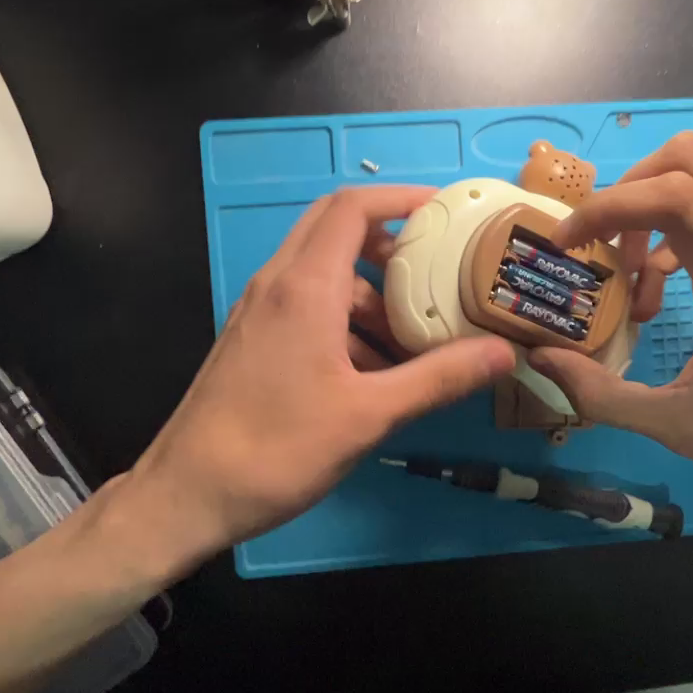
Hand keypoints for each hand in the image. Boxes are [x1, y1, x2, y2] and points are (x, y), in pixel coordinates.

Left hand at [110, 187, 515, 573]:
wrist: (187, 493)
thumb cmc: (276, 448)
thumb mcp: (369, 415)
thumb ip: (438, 378)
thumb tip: (505, 352)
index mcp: (304, 286)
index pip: (352, 208)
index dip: (401, 198)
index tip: (445, 211)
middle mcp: (278, 284)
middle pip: (336, 231)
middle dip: (390, 244)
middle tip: (436, 271)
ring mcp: (260, 311)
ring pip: (324, 276)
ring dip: (371, 296)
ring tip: (415, 342)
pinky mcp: (253, 339)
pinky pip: (308, 308)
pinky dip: (346, 323)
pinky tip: (374, 374)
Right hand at [528, 133, 692, 544]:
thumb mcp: (676, 427)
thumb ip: (600, 392)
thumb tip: (538, 360)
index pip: (675, 198)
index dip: (607, 205)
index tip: (568, 244)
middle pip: (690, 158)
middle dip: (626, 190)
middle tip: (599, 247)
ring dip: (651, 205)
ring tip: (632, 276)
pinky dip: (676, 222)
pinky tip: (664, 281)